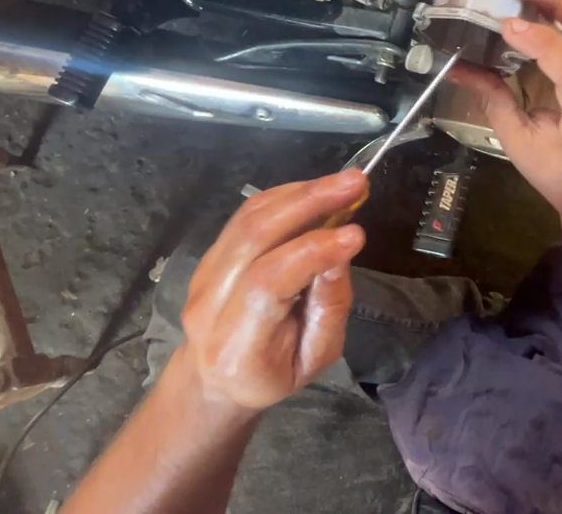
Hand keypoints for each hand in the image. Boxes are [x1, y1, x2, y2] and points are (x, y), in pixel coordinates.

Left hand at [171, 171, 367, 416]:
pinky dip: (287, 194)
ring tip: (344, 182)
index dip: (312, 251)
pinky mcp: (210, 252)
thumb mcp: (314, 358)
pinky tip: (317, 190)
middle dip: (309, 202)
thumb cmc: (274, 372)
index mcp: (236, 344)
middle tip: (356, 183)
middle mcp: (210, 303)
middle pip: (254, 237)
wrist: (215, 378)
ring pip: (250, 217)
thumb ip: (328, 309)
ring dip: (302, 192)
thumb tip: (341, 254)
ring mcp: (204, 272)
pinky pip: (247, 213)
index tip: (357, 233)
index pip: (268, 284)